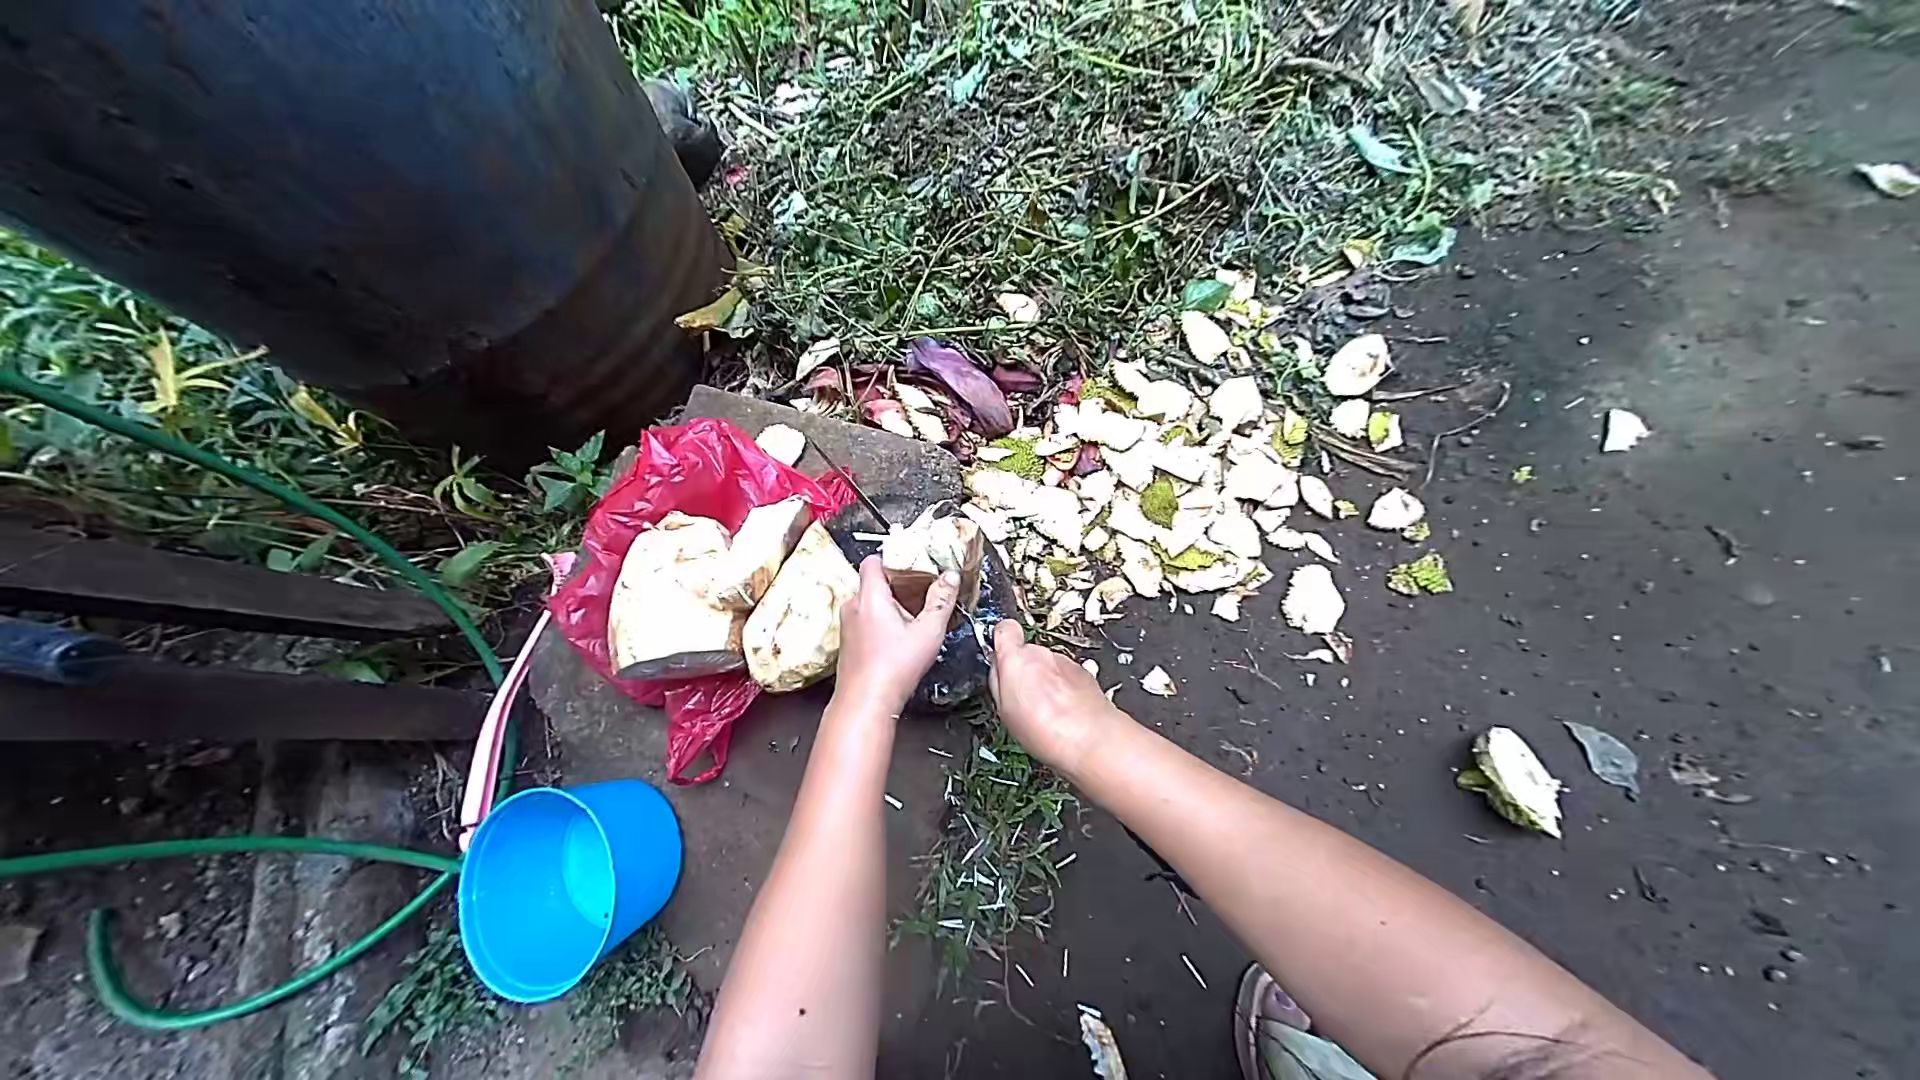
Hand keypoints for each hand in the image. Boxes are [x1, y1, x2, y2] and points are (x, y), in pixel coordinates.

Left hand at [834, 556, 958, 712]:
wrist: (866, 702)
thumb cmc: (893, 669)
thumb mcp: (928, 631)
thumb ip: (941, 601)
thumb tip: (950, 578)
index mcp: (870, 596)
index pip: (873, 560)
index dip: (892, 558)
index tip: (912, 564)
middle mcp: (853, 606)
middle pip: (873, 581)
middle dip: (896, 585)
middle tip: (919, 593)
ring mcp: (848, 624)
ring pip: (868, 602)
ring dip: (888, 605)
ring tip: (911, 617)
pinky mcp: (848, 641)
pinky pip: (864, 619)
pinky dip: (879, 621)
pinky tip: (897, 637)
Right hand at [988, 620, 1129, 777]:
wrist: (1091, 740)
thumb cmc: (1046, 730)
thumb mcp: (1003, 711)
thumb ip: (996, 680)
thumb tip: (996, 670)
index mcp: (1016, 659)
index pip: (1004, 627)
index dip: (1000, 639)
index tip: (999, 656)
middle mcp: (1042, 654)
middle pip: (1025, 652)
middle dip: (1023, 671)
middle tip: (1021, 700)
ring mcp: (1064, 662)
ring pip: (1047, 665)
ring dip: (1044, 682)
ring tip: (1043, 713)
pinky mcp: (1083, 673)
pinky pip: (1065, 676)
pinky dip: (1062, 689)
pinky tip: (1061, 713)